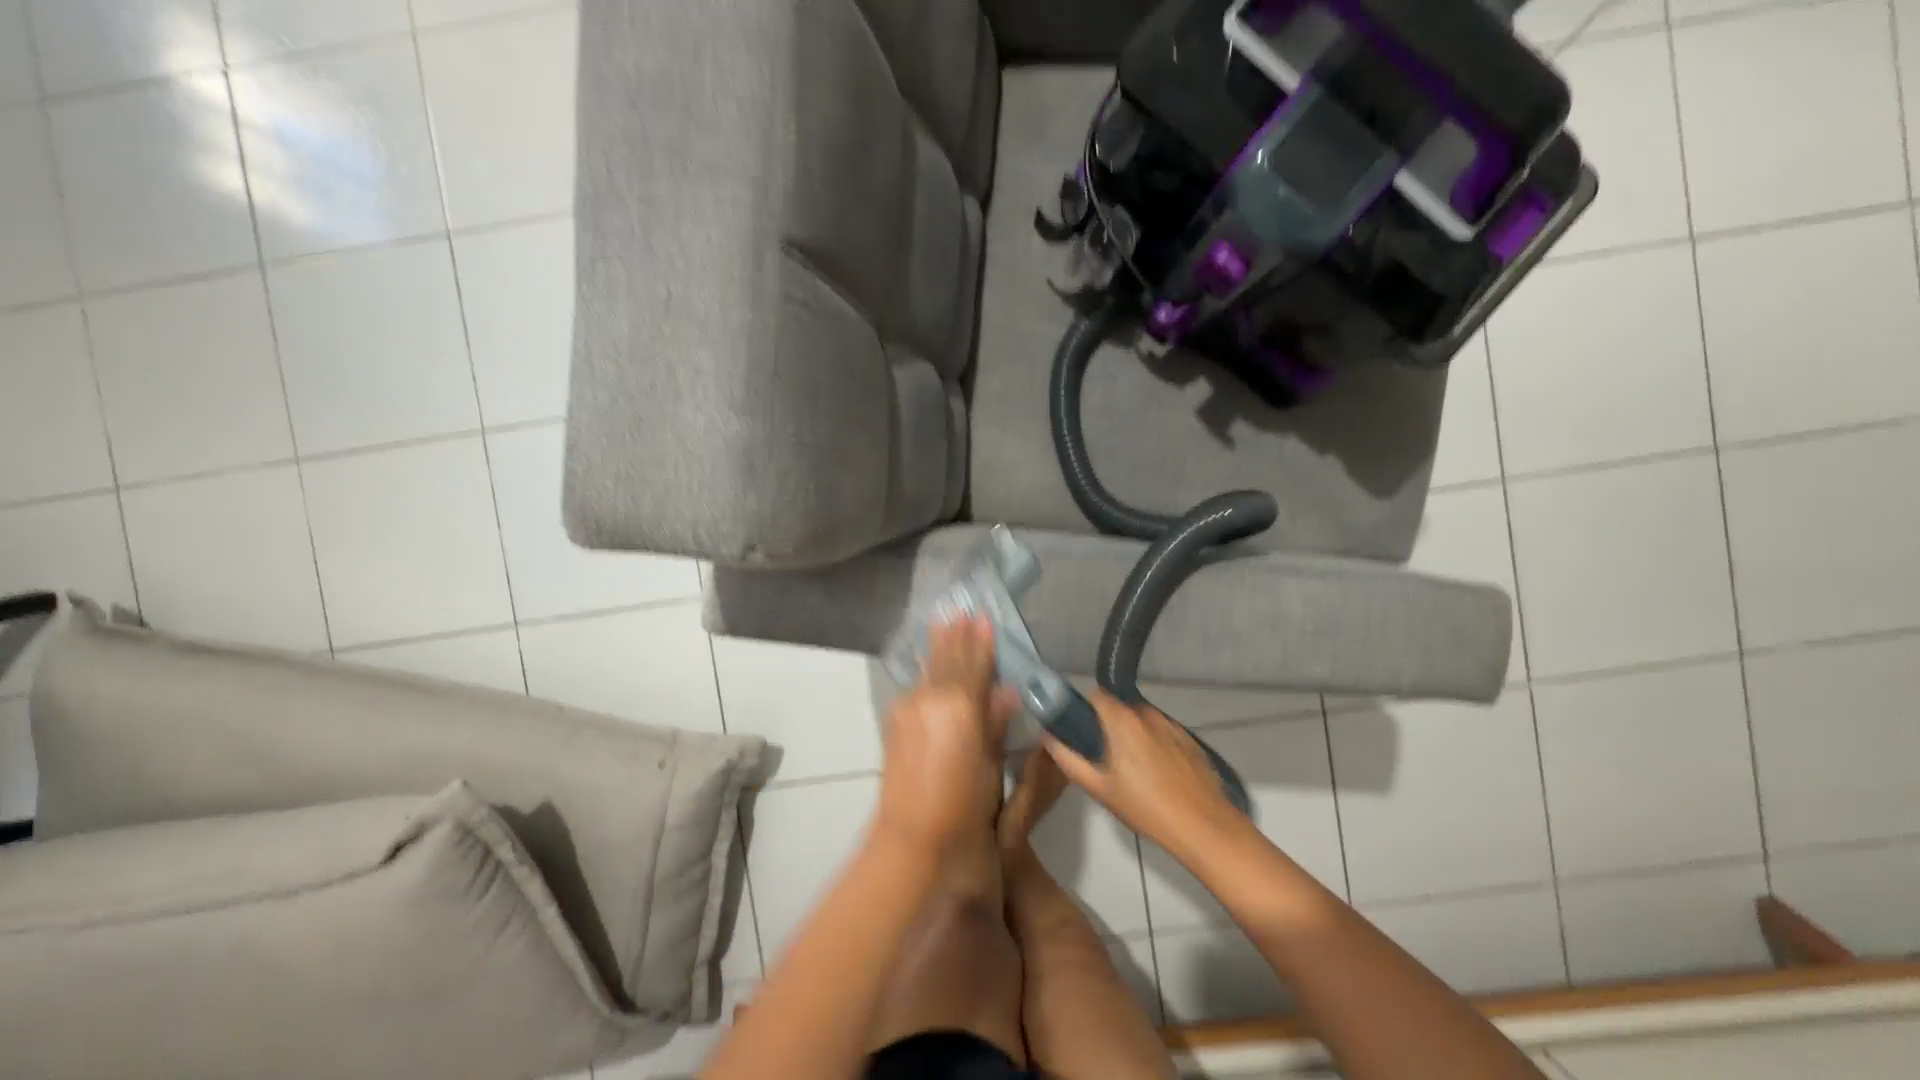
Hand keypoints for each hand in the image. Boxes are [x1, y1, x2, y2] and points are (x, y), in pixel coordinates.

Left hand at [876, 617, 1013, 850]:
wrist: (914, 845)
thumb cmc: (964, 810)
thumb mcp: (989, 766)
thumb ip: (994, 723)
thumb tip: (1004, 690)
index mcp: (958, 704)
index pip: (973, 663)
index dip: (980, 640)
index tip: (983, 616)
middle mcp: (929, 698)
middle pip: (945, 660)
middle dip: (954, 636)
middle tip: (960, 609)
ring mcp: (907, 711)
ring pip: (927, 671)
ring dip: (937, 649)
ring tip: (944, 624)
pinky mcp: (894, 727)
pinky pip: (915, 688)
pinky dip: (926, 673)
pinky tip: (930, 668)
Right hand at [1042, 691, 1242, 858]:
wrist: (1203, 825)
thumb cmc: (1145, 807)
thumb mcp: (1098, 788)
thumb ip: (1068, 758)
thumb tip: (1048, 737)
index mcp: (1122, 720)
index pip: (1097, 694)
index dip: (1085, 708)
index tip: (1081, 731)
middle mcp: (1148, 714)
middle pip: (1120, 707)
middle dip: (1109, 725)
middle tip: (1103, 757)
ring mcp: (1172, 725)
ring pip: (1143, 721)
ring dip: (1133, 735)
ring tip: (1132, 769)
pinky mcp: (1190, 740)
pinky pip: (1163, 733)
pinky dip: (1154, 744)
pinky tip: (1158, 775)